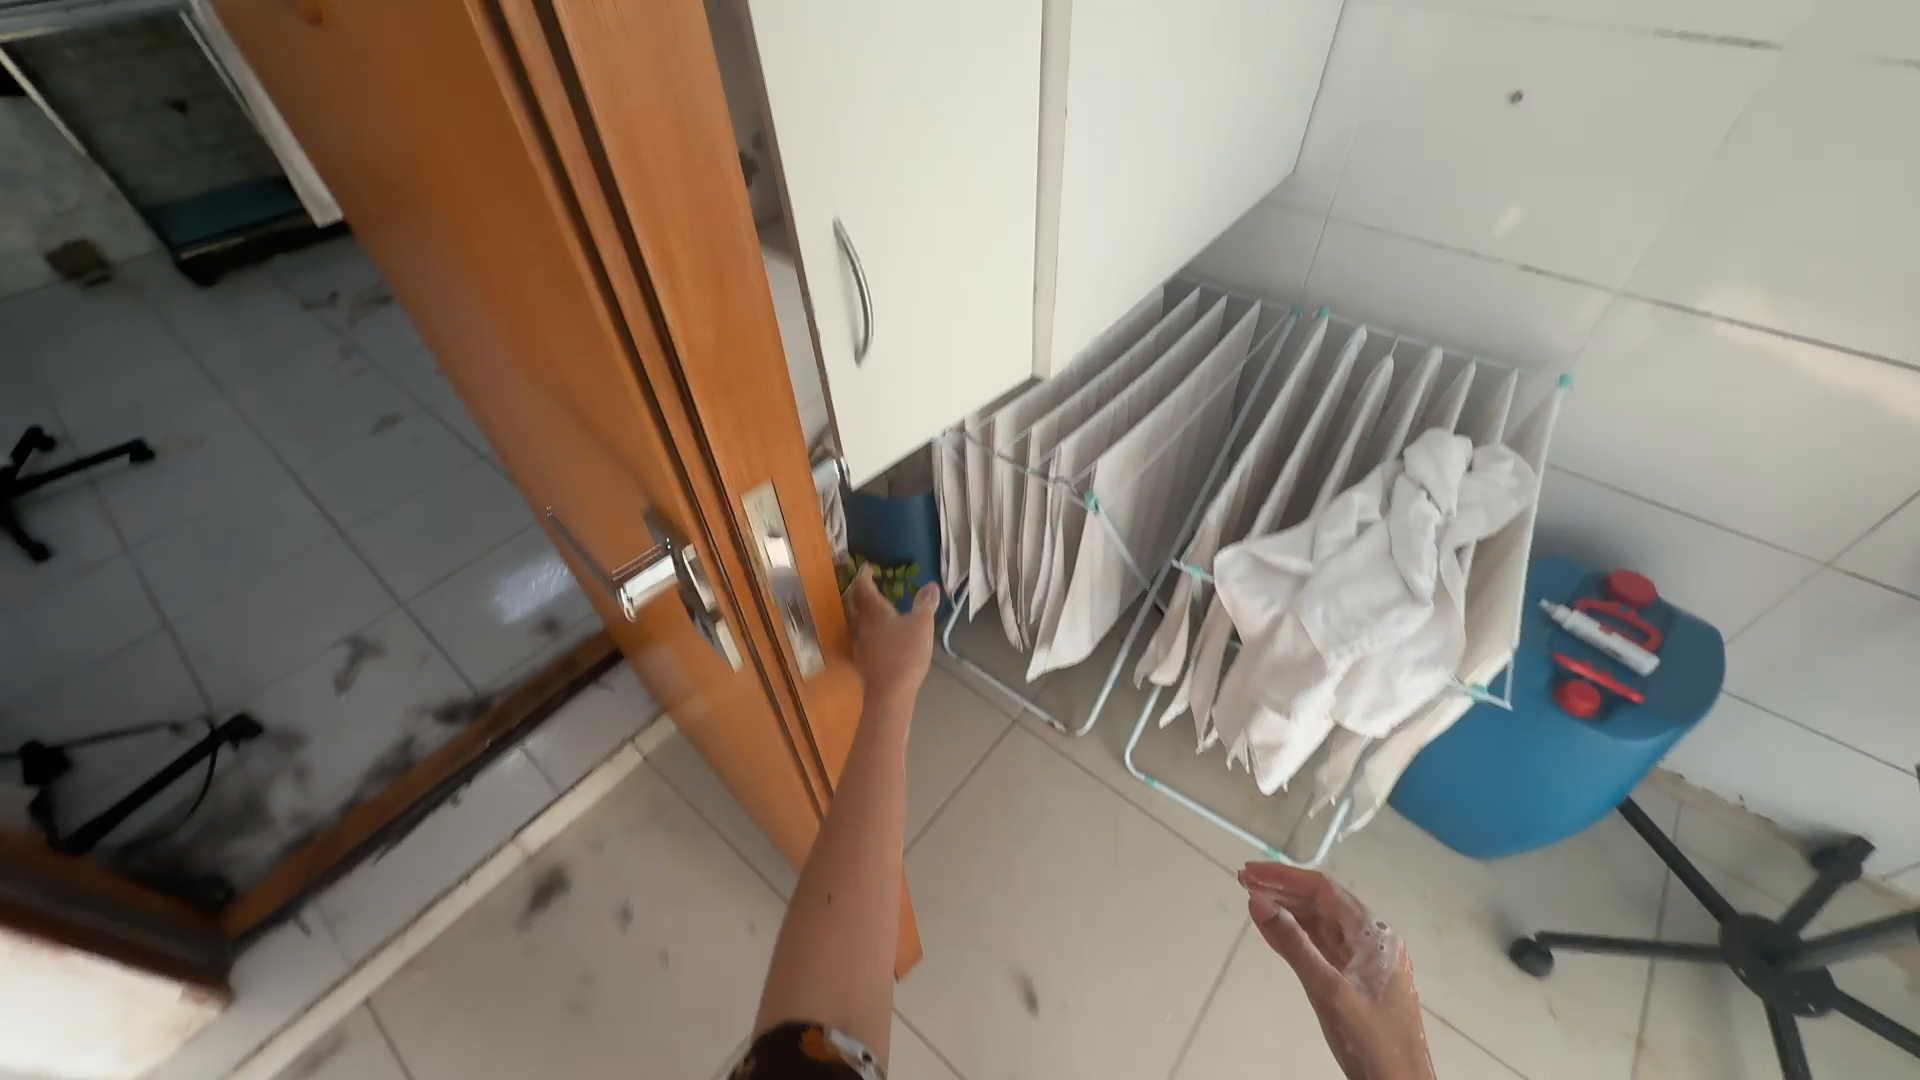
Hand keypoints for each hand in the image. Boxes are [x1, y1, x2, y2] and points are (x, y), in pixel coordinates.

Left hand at [843, 565, 937, 710]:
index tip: (867, 567)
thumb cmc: (906, 654)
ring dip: (854, 608)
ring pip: (852, 619)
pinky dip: (860, 627)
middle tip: (861, 583)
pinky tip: (867, 633)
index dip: (864, 576)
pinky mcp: (861, 659)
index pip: (865, 588)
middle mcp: (862, 624)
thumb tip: (931, 584)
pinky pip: (857, 635)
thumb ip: (925, 604)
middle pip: (853, 602)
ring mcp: (859, 643)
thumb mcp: (922, 625)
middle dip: (855, 590)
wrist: (889, 692)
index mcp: (876, 613)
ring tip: (862, 604)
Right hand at [1239, 863, 1434, 1079]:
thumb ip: (1292, 943)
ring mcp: (1365, 964)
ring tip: (1251, 901)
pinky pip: (1321, 949)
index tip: (1250, 873)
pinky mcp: (1356, 984)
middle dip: (1282, 891)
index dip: (1284, 877)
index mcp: (1374, 935)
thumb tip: (1255, 900)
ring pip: (1320, 925)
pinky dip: (1295, 938)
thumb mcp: (1328, 991)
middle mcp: (1372, 941)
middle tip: (1243, 883)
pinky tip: (1271, 932)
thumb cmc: (1372, 1044)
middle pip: (1321, 904)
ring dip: (1286, 912)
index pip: (1324, 890)